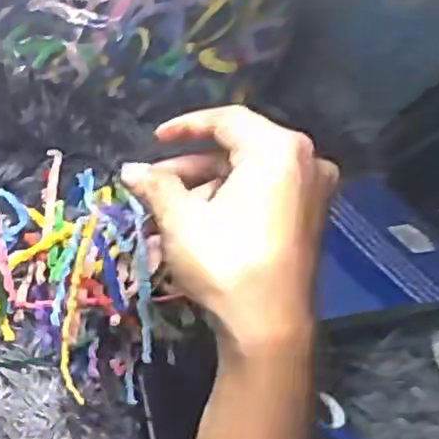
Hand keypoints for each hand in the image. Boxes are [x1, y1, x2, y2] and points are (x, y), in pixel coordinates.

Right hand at [120, 107, 339, 355]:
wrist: (266, 318)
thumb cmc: (223, 260)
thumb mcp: (180, 220)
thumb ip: (156, 187)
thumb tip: (129, 169)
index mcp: (277, 150)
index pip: (228, 121)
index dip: (186, 126)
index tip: (154, 139)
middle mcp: (303, 161)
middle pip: (235, 152)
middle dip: (186, 169)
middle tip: (149, 187)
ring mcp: (309, 191)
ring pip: (243, 179)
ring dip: (198, 193)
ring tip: (161, 219)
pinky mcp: (303, 218)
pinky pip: (256, 198)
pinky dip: (221, 206)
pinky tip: (189, 231)